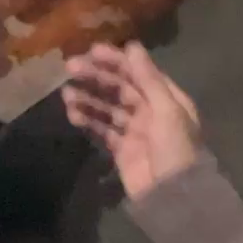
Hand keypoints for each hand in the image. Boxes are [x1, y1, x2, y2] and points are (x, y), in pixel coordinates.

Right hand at [62, 41, 201, 200]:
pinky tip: (72, 113)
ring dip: (88, 98)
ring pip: (107, 107)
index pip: (138, 72)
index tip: (91, 51)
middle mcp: (150, 110)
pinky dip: (87, 120)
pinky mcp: (121, 149)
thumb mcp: (166, 110)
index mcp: (166, 98)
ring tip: (66, 94)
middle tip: (70, 67)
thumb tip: (132, 46)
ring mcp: (134, 130)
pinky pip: (101, 129)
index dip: (115, 60)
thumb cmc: (175, 148)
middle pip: (119, 87)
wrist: (174, 196)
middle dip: (96, 77)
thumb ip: (148, 79)